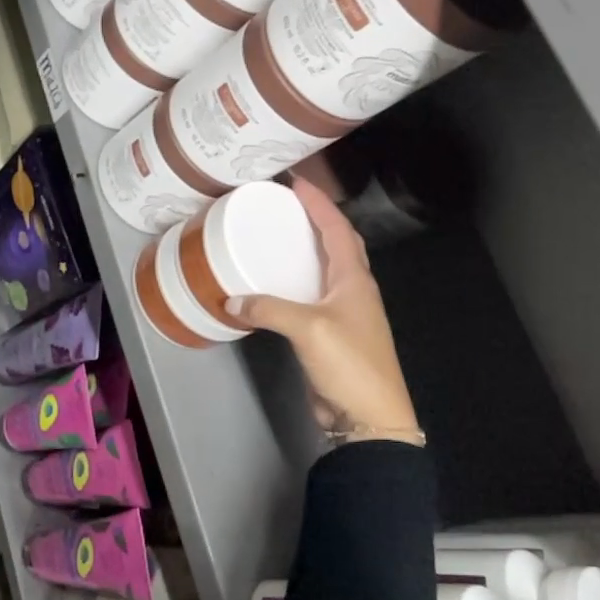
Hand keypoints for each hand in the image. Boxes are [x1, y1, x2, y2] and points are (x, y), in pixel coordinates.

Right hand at [225, 178, 421, 444]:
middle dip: (315, 221)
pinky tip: (269, 286)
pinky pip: (308, 297)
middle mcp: (352, 291)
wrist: (369, 417)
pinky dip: (291, 283)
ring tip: (274, 236)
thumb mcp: (308, 329)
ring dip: (304, 251)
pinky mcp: (329, 335)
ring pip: (323, 271)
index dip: (319, 205)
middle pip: (337, 245)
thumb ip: (268, 309)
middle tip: (283, 205)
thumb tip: (230, 301)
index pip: (338, 230)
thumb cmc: (349, 364)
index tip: (296, 182)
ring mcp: (343, 314)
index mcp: (355, 280)